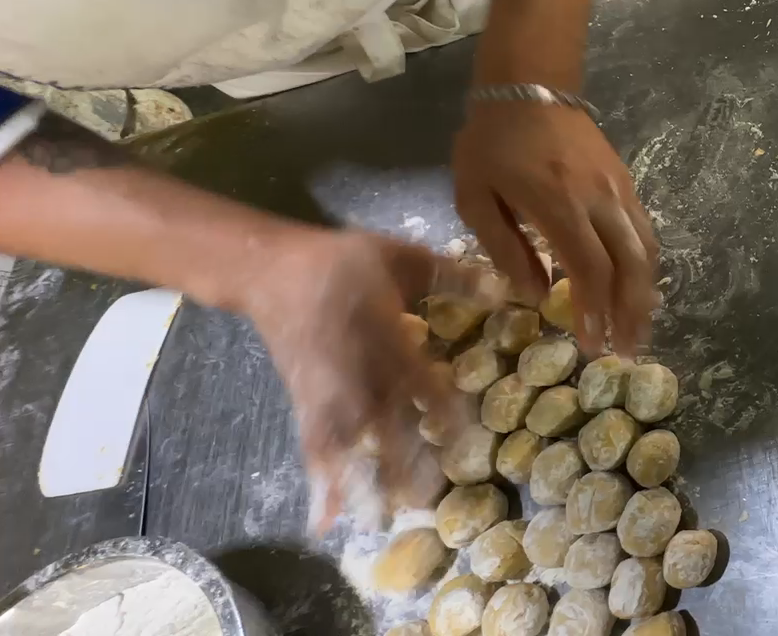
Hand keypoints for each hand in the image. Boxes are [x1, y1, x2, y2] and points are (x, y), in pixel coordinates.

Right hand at [242, 228, 491, 526]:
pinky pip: (313, 445)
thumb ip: (457, 275)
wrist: (271, 269)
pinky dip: (321, 482)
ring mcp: (324, 389)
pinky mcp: (302, 401)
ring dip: (366, 478)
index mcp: (382, 332)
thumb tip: (506, 289)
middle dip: (404, 456)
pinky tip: (327, 519)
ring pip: (349, 441)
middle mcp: (353, 369)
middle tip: (432, 494)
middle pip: (381, 418)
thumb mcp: (409, 258)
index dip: (437, 404)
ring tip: (387, 517)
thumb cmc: (349, 261)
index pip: (415, 375)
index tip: (464, 430)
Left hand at [451, 102, 660, 353]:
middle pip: (631, 264)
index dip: (594, 308)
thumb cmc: (493, 144)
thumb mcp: (476, 197)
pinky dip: (646, 264)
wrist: (531, 90)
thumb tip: (534, 294)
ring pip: (646, 248)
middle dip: (632, 310)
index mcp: (560, 205)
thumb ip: (504, 248)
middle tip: (628, 348)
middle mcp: (601, 200)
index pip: (590, 267)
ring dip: (646, 290)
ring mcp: (620, 190)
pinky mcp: (627, 183)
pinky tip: (639, 283)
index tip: (592, 344)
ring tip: (640, 324)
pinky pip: (644, 230)